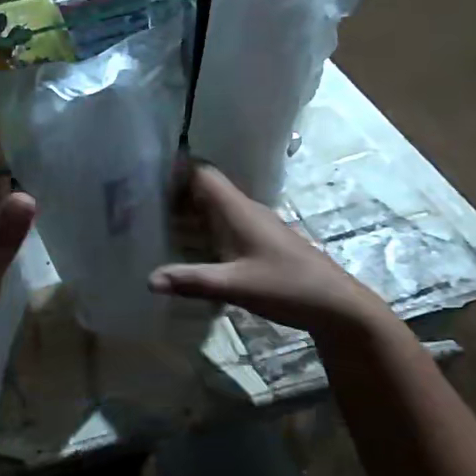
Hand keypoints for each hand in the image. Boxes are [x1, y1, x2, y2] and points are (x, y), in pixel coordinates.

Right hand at [148, 161, 382, 335]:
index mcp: (238, 211)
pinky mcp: (261, 244)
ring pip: (215, 211)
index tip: (145, 176)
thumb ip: (192, 281)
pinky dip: (203, 233)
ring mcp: (256, 227)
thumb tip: (148, 280)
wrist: (335, 304)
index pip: (203, 174)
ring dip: (189, 216)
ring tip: (154, 226)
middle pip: (205, 191)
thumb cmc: (287, 287)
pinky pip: (225, 228)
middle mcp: (246, 212)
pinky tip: (189, 251)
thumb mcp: (235, 285)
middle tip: (139, 205)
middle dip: (175, 195)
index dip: (176, 170)